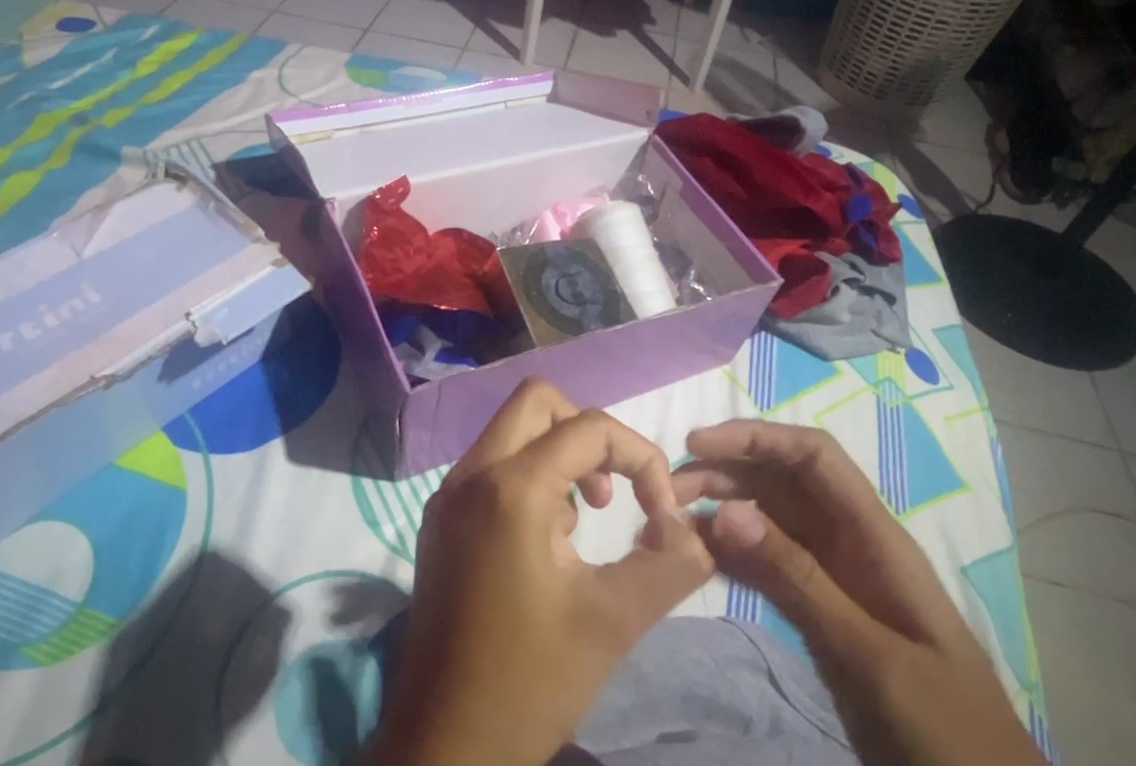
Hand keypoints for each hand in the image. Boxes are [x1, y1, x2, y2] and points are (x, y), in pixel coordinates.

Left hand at [362, 378, 714, 765]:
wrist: (445, 742)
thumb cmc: (530, 679)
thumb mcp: (615, 620)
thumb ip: (671, 561)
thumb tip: (696, 526)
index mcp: (509, 488)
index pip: (589, 426)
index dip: (641, 457)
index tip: (659, 513)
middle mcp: (468, 475)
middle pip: (537, 403)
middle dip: (589, 437)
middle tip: (614, 494)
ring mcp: (446, 498)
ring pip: (510, 435)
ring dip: (558, 461)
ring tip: (580, 531)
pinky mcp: (439, 523)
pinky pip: (490, 470)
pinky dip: (528, 483)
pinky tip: (547, 549)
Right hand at [673, 420, 1046, 765]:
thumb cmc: (945, 722)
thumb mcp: (873, 655)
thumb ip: (801, 581)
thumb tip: (726, 510)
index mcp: (876, 537)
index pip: (813, 457)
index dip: (756, 438)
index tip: (696, 444)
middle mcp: (850, 543)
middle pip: (782, 482)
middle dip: (725, 472)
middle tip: (665, 492)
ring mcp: (834, 577)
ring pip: (768, 520)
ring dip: (720, 510)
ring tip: (669, 522)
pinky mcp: (820, 611)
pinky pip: (767, 564)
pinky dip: (730, 553)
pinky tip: (696, 556)